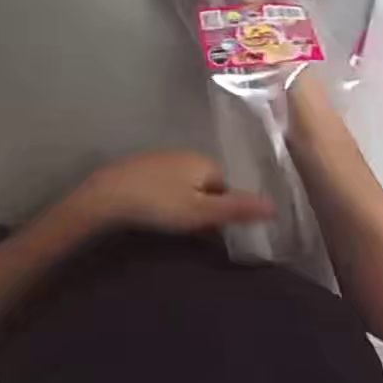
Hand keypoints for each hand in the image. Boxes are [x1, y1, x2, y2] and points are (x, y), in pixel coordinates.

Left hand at [61, 151, 272, 234]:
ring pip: (183, 184)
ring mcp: (160, 157)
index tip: (208, 229)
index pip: (226, 186)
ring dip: (181, 202)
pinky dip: (161, 197)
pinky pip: (162, 183)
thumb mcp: (201, 212)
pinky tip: (150, 210)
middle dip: (201, 206)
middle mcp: (184, 154)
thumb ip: (236, 209)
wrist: (107, 195)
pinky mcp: (139, 165)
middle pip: (205, 184)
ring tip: (168, 222)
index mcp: (204, 162)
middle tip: (187, 228)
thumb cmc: (158, 204)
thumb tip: (274, 206)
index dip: (221, 210)